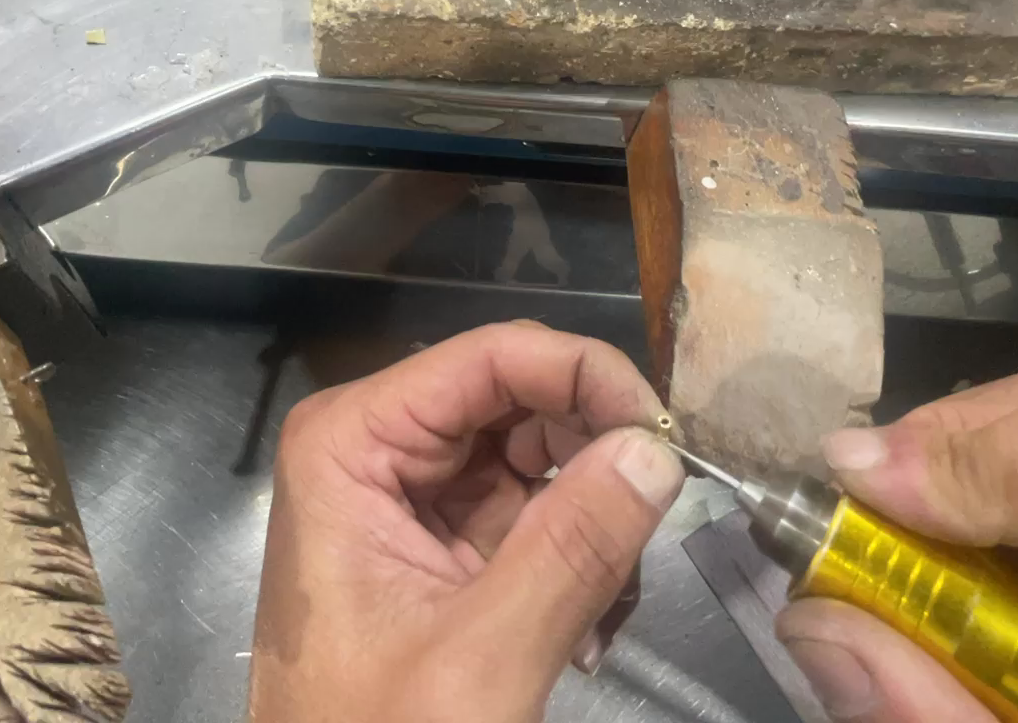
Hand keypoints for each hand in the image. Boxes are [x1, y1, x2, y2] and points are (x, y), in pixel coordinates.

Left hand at [248, 322, 685, 722]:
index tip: (664, 431)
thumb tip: (656, 450)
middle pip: (514, 391)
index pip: (488, 356)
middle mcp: (379, 434)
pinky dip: (573, 540)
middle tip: (649, 517)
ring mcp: (411, 477)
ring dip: (589, 504)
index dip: (583, 372)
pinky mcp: (440, 521)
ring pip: (533, 442)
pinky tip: (589, 614)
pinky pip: (528, 495)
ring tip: (612, 597)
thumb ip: (572, 549)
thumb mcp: (477, 661)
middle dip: (590, 447)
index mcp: (353, 436)